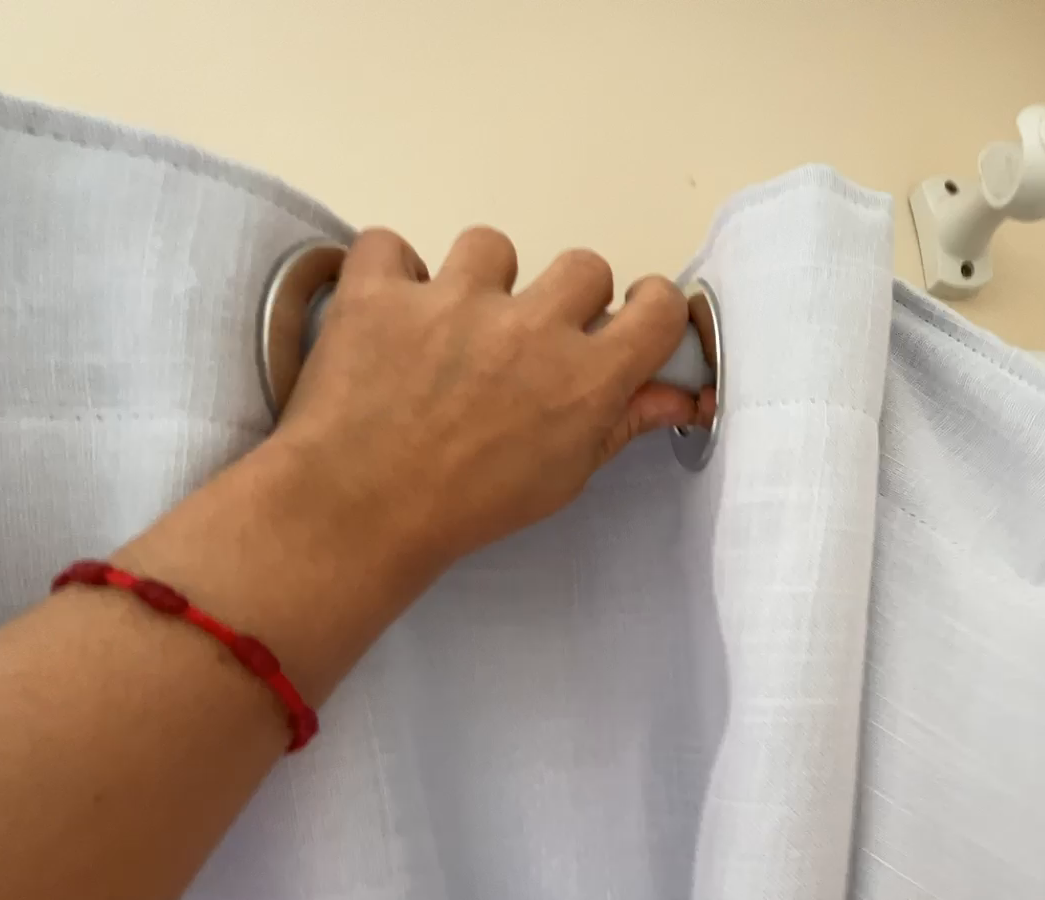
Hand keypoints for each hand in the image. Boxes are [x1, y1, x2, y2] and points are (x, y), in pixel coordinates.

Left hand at [265, 226, 711, 573]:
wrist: (363, 509)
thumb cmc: (480, 502)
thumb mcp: (569, 472)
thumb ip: (626, 422)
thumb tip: (681, 397)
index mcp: (589, 377)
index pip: (658, 308)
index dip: (656, 305)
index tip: (634, 317)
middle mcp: (533, 326)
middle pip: (584, 265)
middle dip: (572, 295)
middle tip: (541, 335)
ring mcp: (454, 300)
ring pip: (492, 246)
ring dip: (484, 280)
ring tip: (458, 322)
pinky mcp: (379, 290)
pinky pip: (390, 246)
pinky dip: (394, 274)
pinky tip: (393, 314)